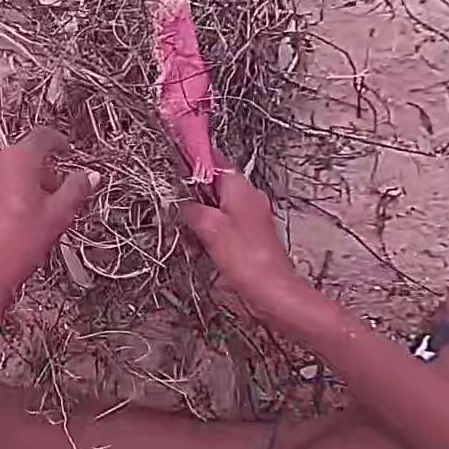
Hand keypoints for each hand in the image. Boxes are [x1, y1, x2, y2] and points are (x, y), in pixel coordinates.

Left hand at [0, 128, 95, 353]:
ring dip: (9, 185)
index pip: (43, 137)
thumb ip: (76, 191)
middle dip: (35, 173)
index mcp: (17, 160)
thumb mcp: (56, 220)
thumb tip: (88, 177)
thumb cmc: (11, 251)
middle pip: (18, 157)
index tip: (63, 150)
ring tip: (20, 217)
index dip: (58, 143)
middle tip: (47, 197)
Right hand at [179, 171, 314, 320]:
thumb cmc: (247, 259)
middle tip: (180, 210)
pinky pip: (224, 224)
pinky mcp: (250, 234)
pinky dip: (211, 232)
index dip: (193, 159)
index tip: (177, 159)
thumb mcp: (208, 227)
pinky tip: (204, 247)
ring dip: (200, 218)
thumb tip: (181, 203)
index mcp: (240, 187)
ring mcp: (251, 216)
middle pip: (213, 185)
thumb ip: (191, 208)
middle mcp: (248, 197)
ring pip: (217, 207)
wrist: (271, 289)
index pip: (214, 159)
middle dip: (193, 197)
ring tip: (192, 236)